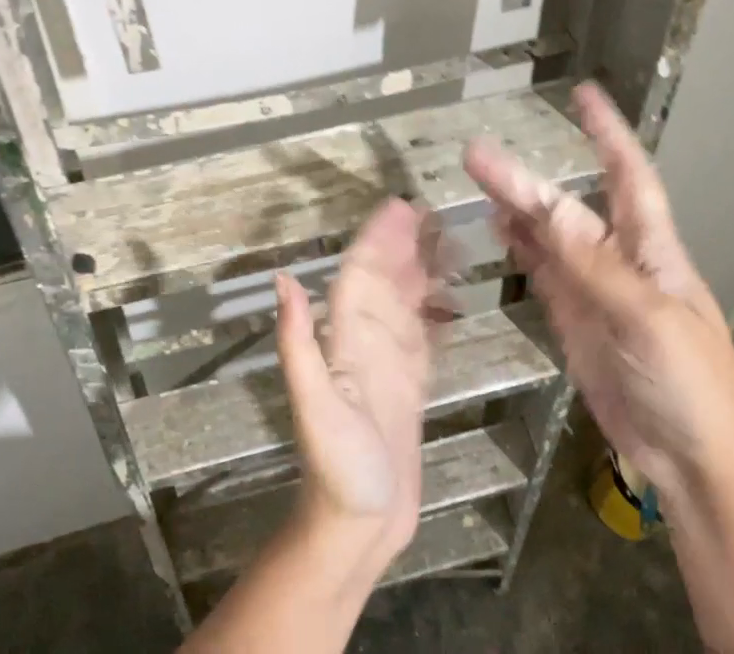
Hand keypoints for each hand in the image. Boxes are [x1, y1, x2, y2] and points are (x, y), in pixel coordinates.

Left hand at [273, 199, 437, 573]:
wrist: (356, 526)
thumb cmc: (335, 469)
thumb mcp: (312, 404)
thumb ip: (297, 341)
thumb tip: (283, 278)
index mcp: (343, 344)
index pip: (361, 277)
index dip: (378, 241)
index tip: (399, 208)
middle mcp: (364, 347)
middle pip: (386, 285)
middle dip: (404, 248)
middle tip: (430, 214)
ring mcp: (387, 369)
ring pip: (407, 308)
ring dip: (423, 275)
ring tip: (447, 246)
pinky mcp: (408, 391)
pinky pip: (424, 342)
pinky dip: (435, 318)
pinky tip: (450, 302)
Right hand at [462, 82, 733, 493]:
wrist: (689, 457)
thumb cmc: (688, 383)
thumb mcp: (645, 318)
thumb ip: (592, 264)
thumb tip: (546, 208)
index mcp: (652, 251)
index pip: (628, 177)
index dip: (607, 135)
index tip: (584, 95)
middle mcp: (621, 261)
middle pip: (567, 209)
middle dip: (526, 180)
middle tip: (476, 153)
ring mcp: (594, 292)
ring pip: (549, 239)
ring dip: (516, 210)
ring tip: (478, 183)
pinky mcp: (574, 321)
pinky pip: (542, 275)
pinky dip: (520, 250)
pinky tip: (498, 230)